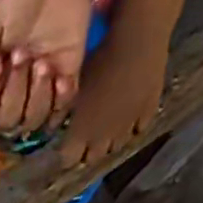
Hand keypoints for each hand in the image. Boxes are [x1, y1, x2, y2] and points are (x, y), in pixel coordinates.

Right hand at [0, 0, 92, 133]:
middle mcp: (13, 90)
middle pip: (9, 122)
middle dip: (15, 92)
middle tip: (22, 54)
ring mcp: (41, 85)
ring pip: (34, 120)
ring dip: (38, 95)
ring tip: (43, 63)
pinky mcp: (68, 74)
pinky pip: (64, 106)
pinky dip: (62, 98)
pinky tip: (60, 78)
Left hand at [56, 23, 166, 164]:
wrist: (137, 42)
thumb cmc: (98, 61)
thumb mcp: (73, 89)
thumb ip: (64, 112)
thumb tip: (53, 126)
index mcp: (81, 133)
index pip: (69, 160)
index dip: (67, 156)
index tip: (66, 148)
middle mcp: (103, 137)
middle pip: (92, 159)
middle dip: (87, 153)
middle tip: (86, 140)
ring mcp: (127, 127)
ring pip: (116, 148)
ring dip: (110, 143)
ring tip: (106, 131)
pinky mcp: (148, 113)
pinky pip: (138, 131)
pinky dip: (132, 129)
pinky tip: (128, 119)